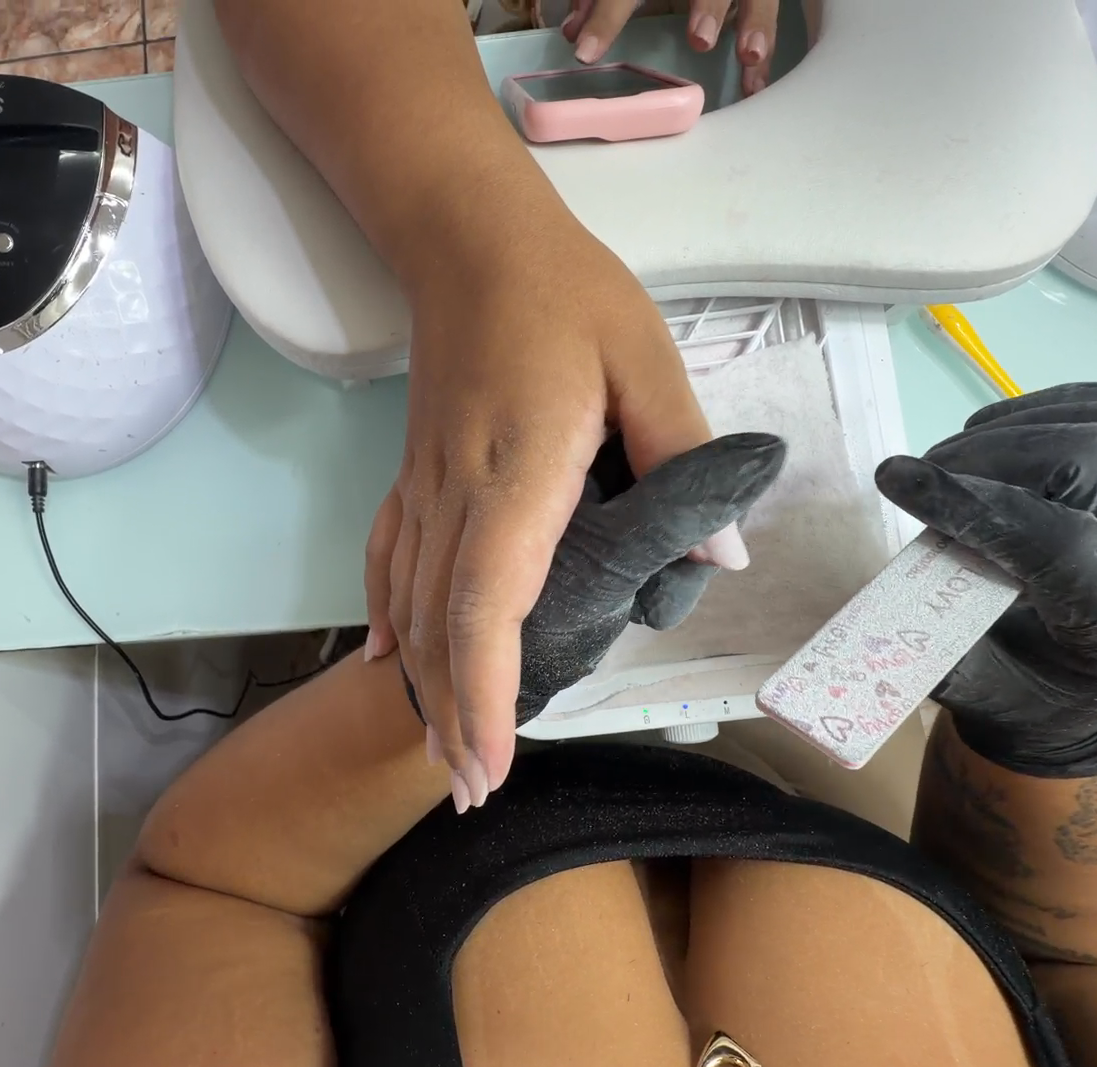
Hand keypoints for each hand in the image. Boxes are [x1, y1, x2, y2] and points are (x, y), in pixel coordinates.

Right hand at [366, 226, 738, 809]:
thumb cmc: (568, 297)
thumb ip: (682, 456)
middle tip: (470, 791)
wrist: (472, 246)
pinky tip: (381, 662)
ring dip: (422, 682)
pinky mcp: (413, 476)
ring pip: (409, 603)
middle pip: (440, 622)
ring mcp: (423, 486)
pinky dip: (383, 618)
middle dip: (453, 713)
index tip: (491, 765)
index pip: (488, 602)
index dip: (485, 692)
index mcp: (518, 472)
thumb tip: (715, 560)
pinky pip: (387, 559)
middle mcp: (455, 494)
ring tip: (438, 752)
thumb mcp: (645, 360)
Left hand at [563, 0, 777, 96]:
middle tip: (701, 39)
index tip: (586, 52)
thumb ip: (598, 2)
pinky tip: (756, 82)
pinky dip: (764, 45)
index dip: (608, 17)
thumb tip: (574, 32)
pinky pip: (766, 11)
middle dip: (709, 6)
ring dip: (754, 22)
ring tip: (748, 55)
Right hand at [874, 384, 1096, 777]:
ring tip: (958, 458)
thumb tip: (877, 591)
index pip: (1061, 545)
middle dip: (992, 457)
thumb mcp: (964, 683)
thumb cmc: (1016, 689)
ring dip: (1021, 427)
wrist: (1081, 688)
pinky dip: (1060, 406)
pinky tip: (1005, 434)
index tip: (892, 478)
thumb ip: (926, 639)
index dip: (969, 504)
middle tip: (923, 474)